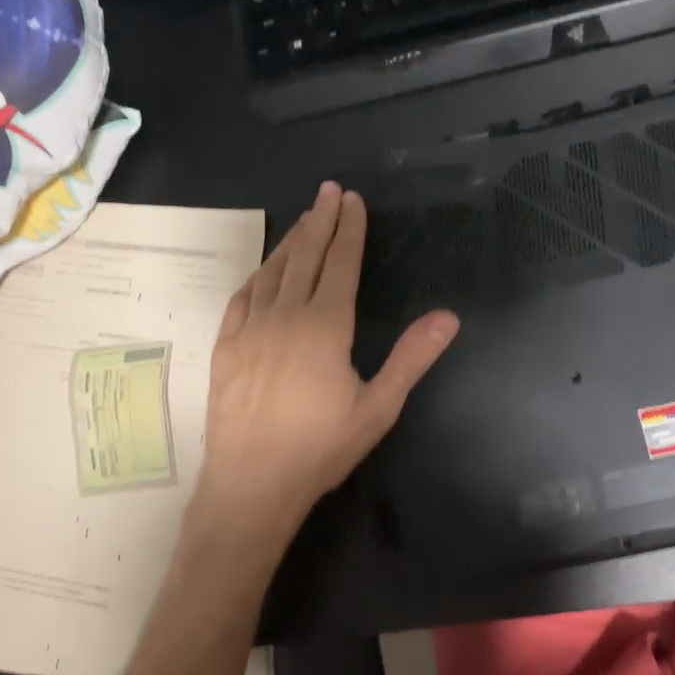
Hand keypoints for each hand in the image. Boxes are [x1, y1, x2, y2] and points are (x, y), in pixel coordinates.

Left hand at [197, 182, 458, 525]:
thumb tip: (448, 316)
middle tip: (329, 190)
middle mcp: (286, 316)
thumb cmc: (321, 448)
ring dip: (290, 241)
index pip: (341, 264)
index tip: (353, 200)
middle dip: (320, 220)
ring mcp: (250, 329)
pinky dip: (258, 275)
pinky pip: (242, 297)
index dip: (349, 230)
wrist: (251, 484)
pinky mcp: (225, 346)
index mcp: (326, 326)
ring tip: (304, 218)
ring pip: (273, 271)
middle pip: (306, 257)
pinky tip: (264, 269)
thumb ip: (412, 357)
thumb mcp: (379, 407)